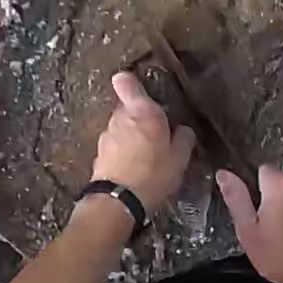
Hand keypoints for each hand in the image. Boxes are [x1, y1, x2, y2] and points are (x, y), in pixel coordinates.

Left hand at [90, 71, 196, 210]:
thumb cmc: (154, 174)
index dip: (132, 83)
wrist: (119, 201)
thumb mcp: (180, 159)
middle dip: (140, 118)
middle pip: (128, 108)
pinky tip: (134, 169)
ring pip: (121, 127)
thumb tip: (183, 130)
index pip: (126, 81)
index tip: (143, 91)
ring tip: (146, 157)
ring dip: (131, 136)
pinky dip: (122, 153)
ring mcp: (107, 134)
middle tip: (156, 136)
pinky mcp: (99, 153)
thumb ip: (184, 139)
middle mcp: (121, 117)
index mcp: (143, 111)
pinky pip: (115, 146)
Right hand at [216, 165, 282, 282]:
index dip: (249, 185)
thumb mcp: (249, 229)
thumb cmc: (281, 255)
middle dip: (264, 199)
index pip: (260, 169)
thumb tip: (224, 173)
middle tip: (257, 226)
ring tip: (273, 235)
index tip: (245, 206)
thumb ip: (236, 198)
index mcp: (279, 185)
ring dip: (278, 210)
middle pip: (274, 183)